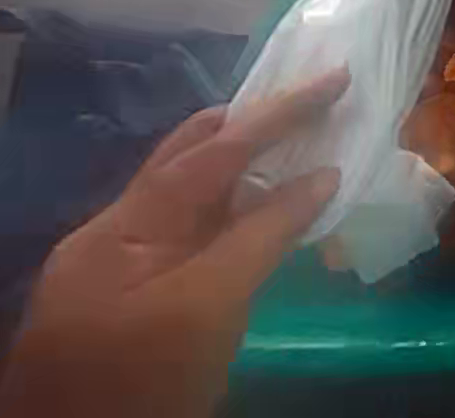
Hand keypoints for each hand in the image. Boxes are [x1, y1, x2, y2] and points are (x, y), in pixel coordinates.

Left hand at [0, 69, 349, 417]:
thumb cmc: (143, 377)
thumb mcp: (212, 301)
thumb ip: (269, 228)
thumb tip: (326, 174)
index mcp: (120, 231)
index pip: (212, 151)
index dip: (280, 110)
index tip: (338, 77)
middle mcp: (116, 234)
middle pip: (193, 154)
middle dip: (256, 119)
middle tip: (316, 97)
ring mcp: (128, 263)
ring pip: (201, 185)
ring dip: (257, 156)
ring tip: (309, 134)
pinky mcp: (149, 286)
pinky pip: (207, 219)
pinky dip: (250, 194)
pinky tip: (280, 193)